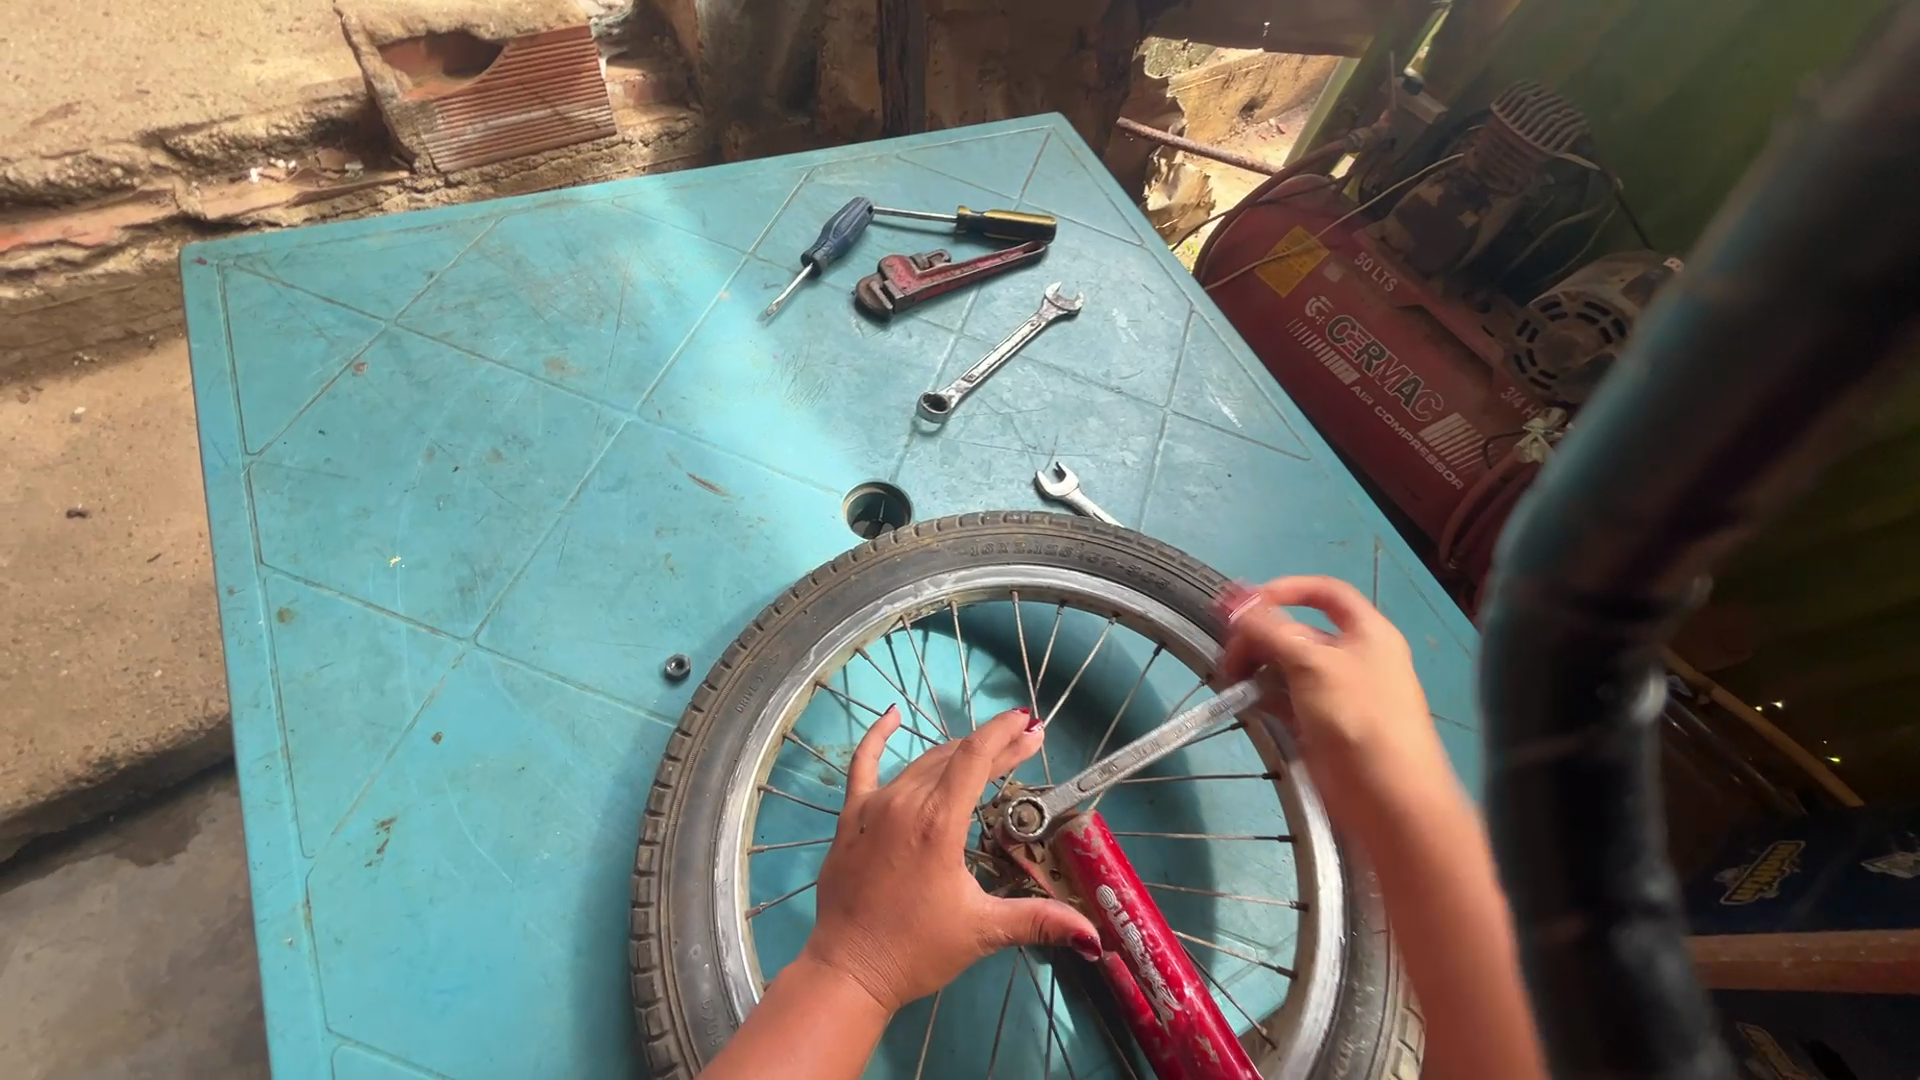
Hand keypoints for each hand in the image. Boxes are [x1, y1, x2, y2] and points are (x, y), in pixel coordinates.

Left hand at [797, 705, 1102, 1013]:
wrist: (847, 972)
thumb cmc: (916, 949)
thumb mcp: (982, 931)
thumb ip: (1038, 921)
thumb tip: (1093, 936)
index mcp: (938, 822)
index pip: (976, 758)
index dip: (1005, 736)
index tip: (1030, 724)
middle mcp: (905, 801)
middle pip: (955, 756)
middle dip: (993, 744)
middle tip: (1024, 739)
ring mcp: (873, 805)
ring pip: (921, 762)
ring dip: (956, 750)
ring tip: (986, 746)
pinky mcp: (850, 816)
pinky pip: (863, 765)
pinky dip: (877, 737)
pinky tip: (892, 715)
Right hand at [1218, 575, 1446, 797]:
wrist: (1388, 799)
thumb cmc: (1357, 717)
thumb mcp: (1311, 662)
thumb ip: (1268, 628)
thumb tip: (1233, 598)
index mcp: (1365, 631)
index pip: (1323, 591)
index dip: (1285, 590)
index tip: (1245, 604)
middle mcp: (1351, 655)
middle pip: (1295, 629)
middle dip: (1258, 635)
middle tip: (1228, 655)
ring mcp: (1334, 690)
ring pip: (1284, 664)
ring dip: (1255, 666)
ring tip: (1230, 680)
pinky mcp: (1319, 721)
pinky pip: (1284, 695)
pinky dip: (1262, 694)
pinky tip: (1244, 702)